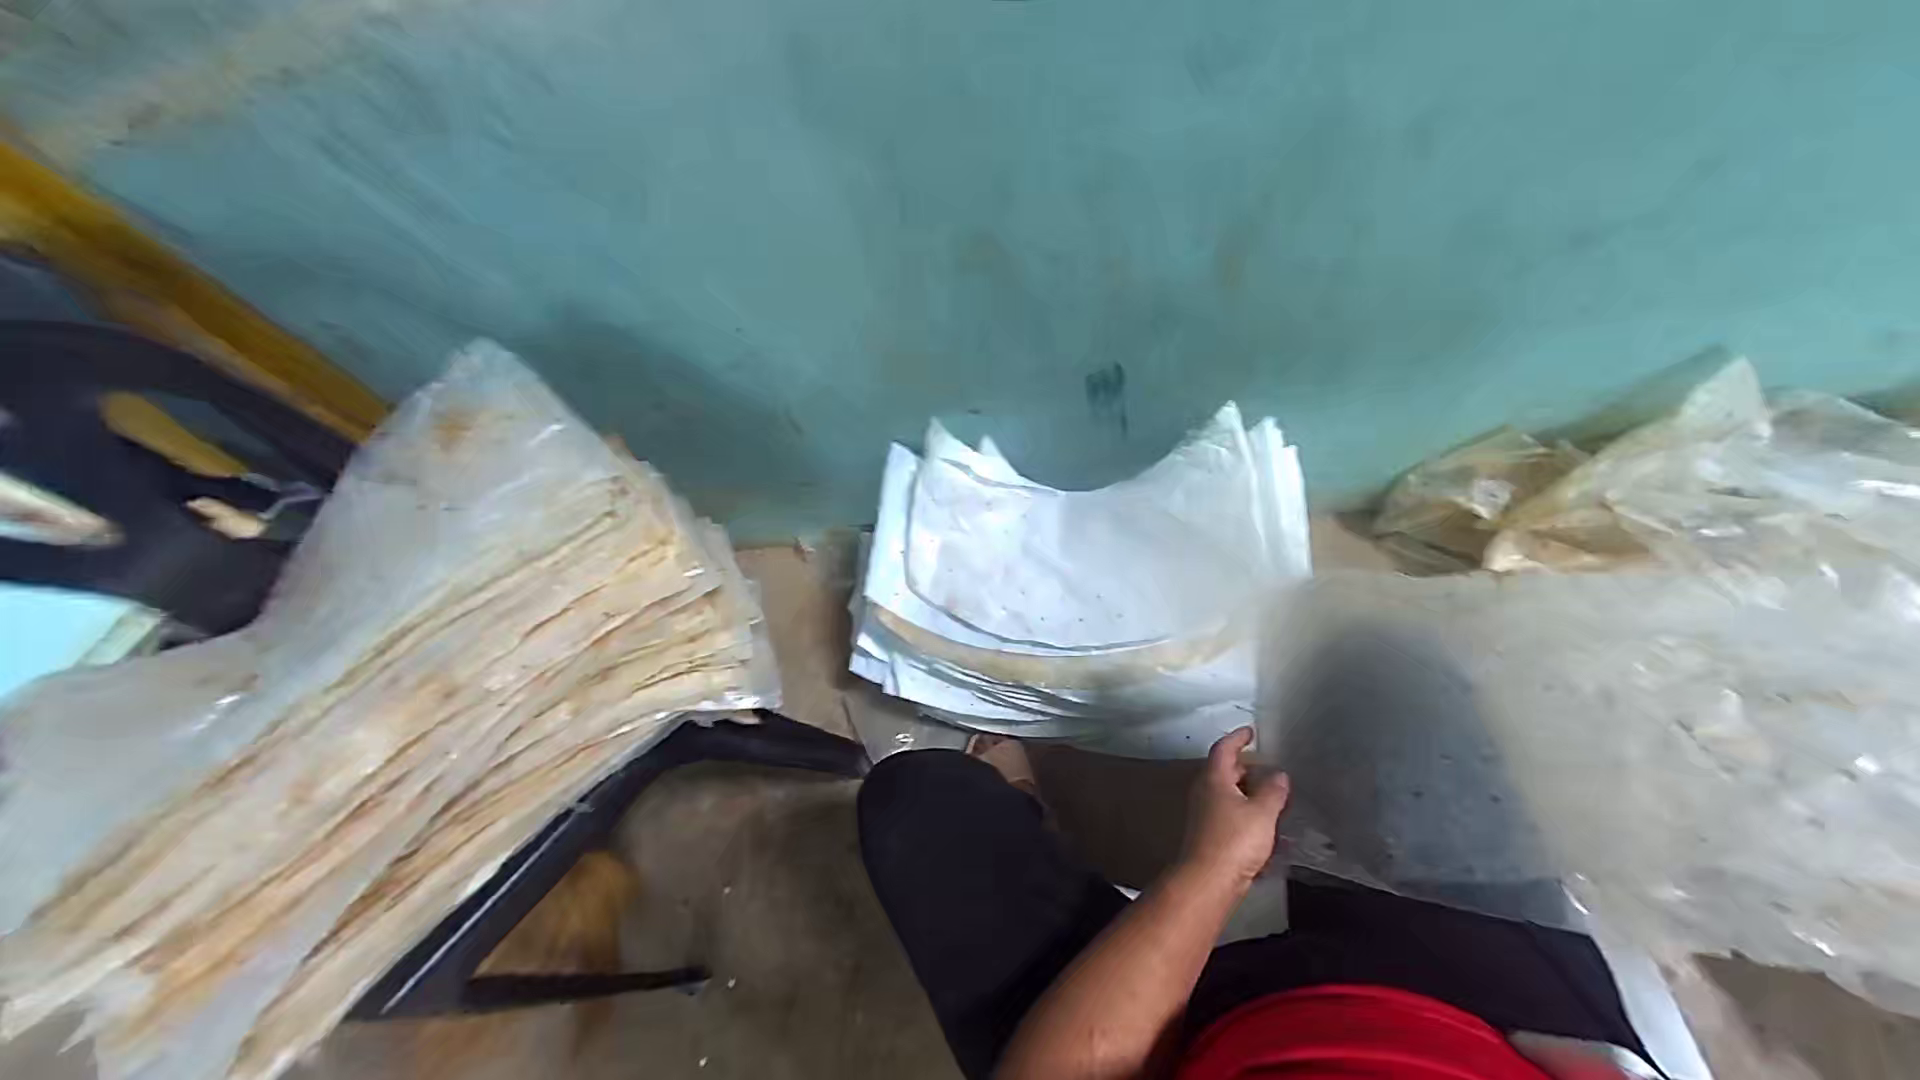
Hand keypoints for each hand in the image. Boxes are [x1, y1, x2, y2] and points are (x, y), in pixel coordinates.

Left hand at [1179, 727, 1289, 889]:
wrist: (1209, 879)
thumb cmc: (1234, 840)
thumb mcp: (1261, 813)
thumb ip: (1273, 791)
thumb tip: (1279, 774)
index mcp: (1214, 779)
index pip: (1224, 749)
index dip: (1237, 738)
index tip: (1251, 731)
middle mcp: (1205, 791)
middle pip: (1227, 772)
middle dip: (1249, 769)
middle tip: (1272, 771)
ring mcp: (1206, 813)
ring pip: (1231, 796)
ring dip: (1253, 796)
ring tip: (1278, 802)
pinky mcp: (1211, 834)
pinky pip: (1233, 817)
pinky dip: (1250, 818)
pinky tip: (1270, 833)